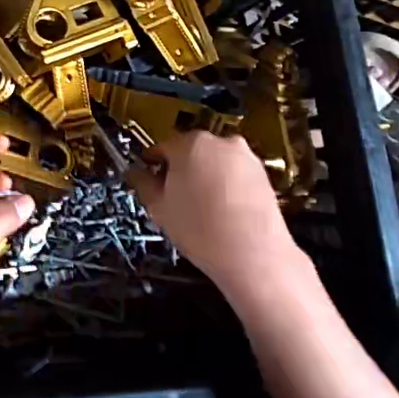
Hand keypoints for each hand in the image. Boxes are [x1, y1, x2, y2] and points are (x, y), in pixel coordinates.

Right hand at [127, 131, 298, 299]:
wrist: (254, 255)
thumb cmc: (200, 229)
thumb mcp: (158, 207)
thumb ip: (142, 183)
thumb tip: (135, 173)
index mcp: (189, 143)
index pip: (161, 146)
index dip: (152, 163)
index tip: (149, 178)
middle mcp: (219, 142)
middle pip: (190, 150)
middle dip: (180, 168)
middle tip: (173, 196)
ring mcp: (245, 156)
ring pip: (214, 161)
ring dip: (204, 175)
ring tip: (200, 207)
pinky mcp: (263, 173)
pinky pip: (234, 172)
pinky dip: (226, 184)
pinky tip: (221, 210)